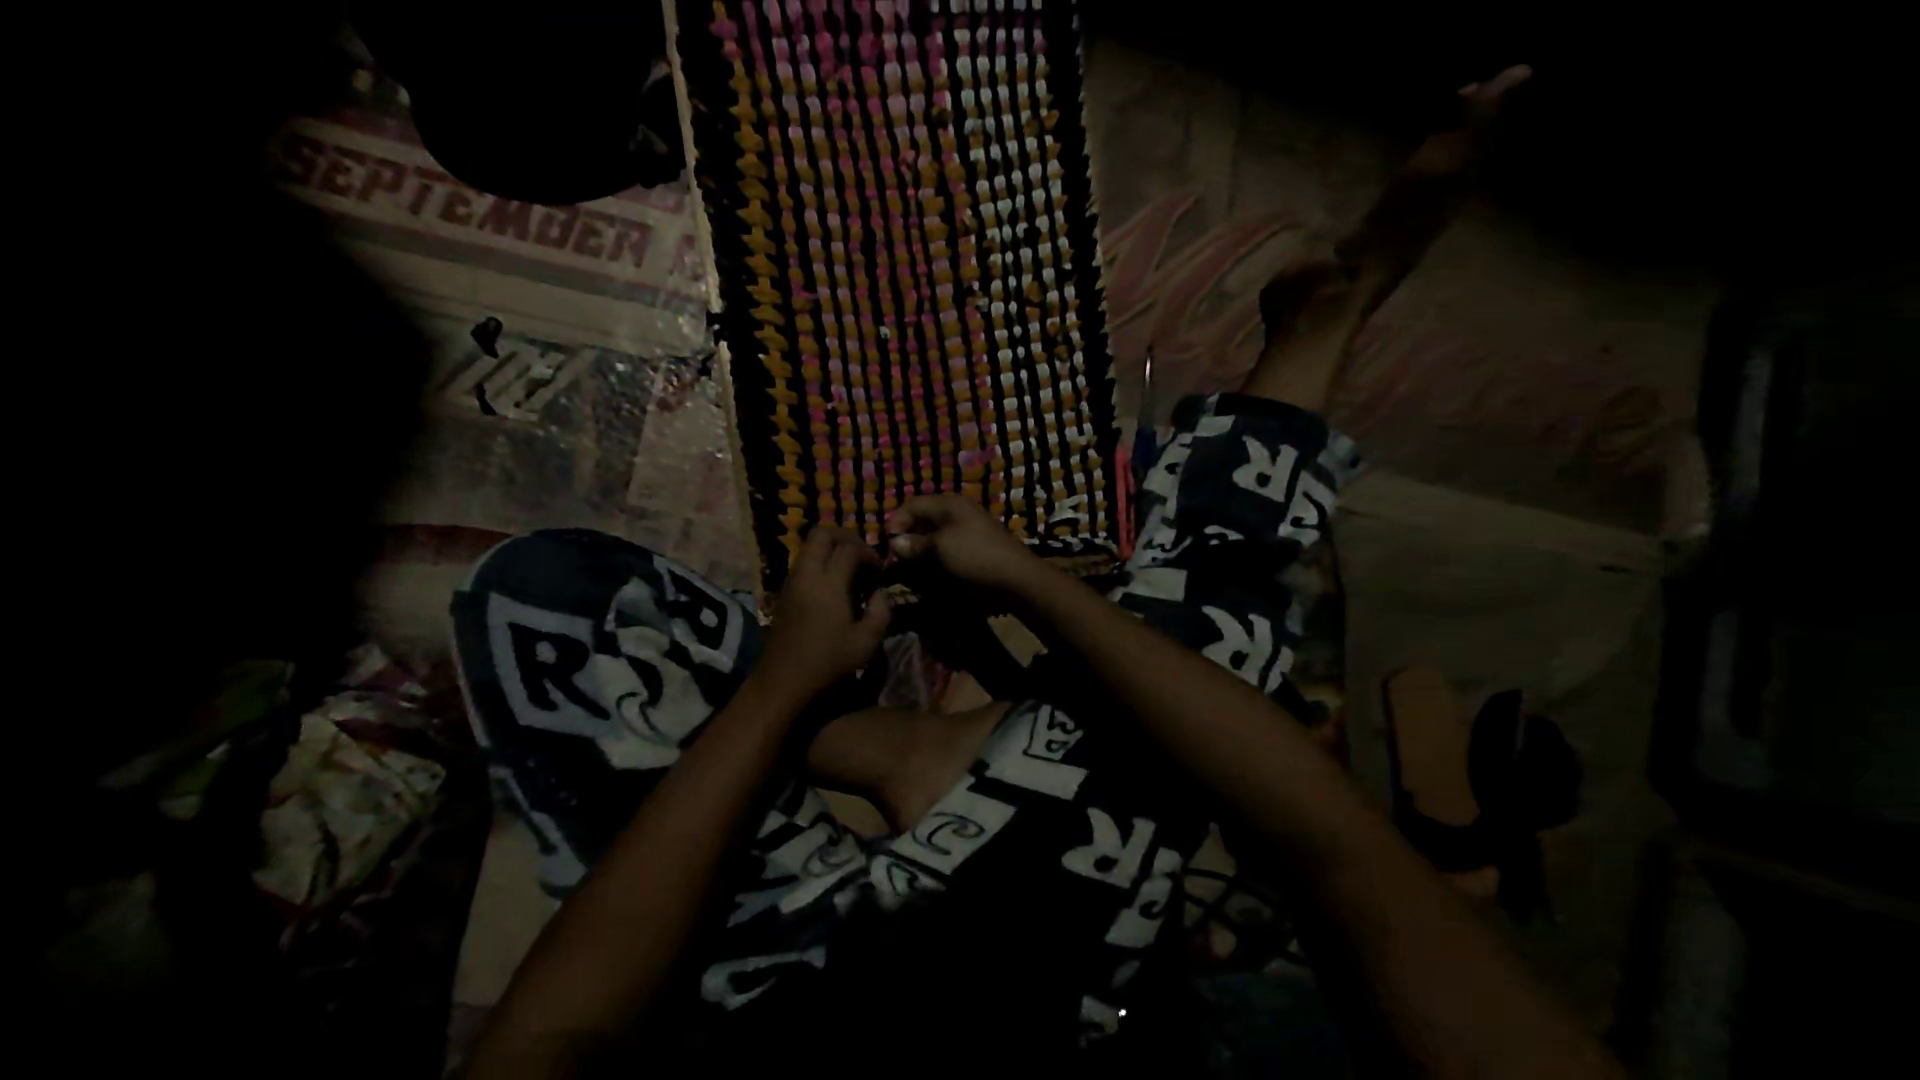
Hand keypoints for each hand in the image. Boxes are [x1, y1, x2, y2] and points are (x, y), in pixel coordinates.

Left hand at [758, 527, 891, 700]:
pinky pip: (803, 562)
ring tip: (849, 571)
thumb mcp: (867, 641)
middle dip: (845, 536)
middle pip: (822, 532)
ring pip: (809, 545)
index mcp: (829, 582)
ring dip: (830, 549)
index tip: (880, 570)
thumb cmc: (828, 661)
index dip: (869, 553)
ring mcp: (792, 581)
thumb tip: (880, 592)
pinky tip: (833, 587)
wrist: (783, 679)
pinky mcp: (784, 591)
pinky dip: (819, 562)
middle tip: (861, 555)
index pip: (850, 547)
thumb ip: (881, 611)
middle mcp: (807, 573)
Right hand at [885, 494, 1041, 590]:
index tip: (887, 545)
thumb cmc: (975, 555)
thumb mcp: (940, 548)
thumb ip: (914, 544)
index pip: (912, 504)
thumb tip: (894, 543)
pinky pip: (946, 548)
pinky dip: (934, 558)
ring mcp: (966, 530)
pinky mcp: (972, 548)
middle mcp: (956, 512)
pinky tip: (929, 571)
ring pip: (933, 536)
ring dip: (920, 551)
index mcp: (949, 503)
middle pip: (922, 519)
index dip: (896, 522)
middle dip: (907, 537)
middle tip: (897, 559)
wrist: (1016, 577)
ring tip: (910, 568)